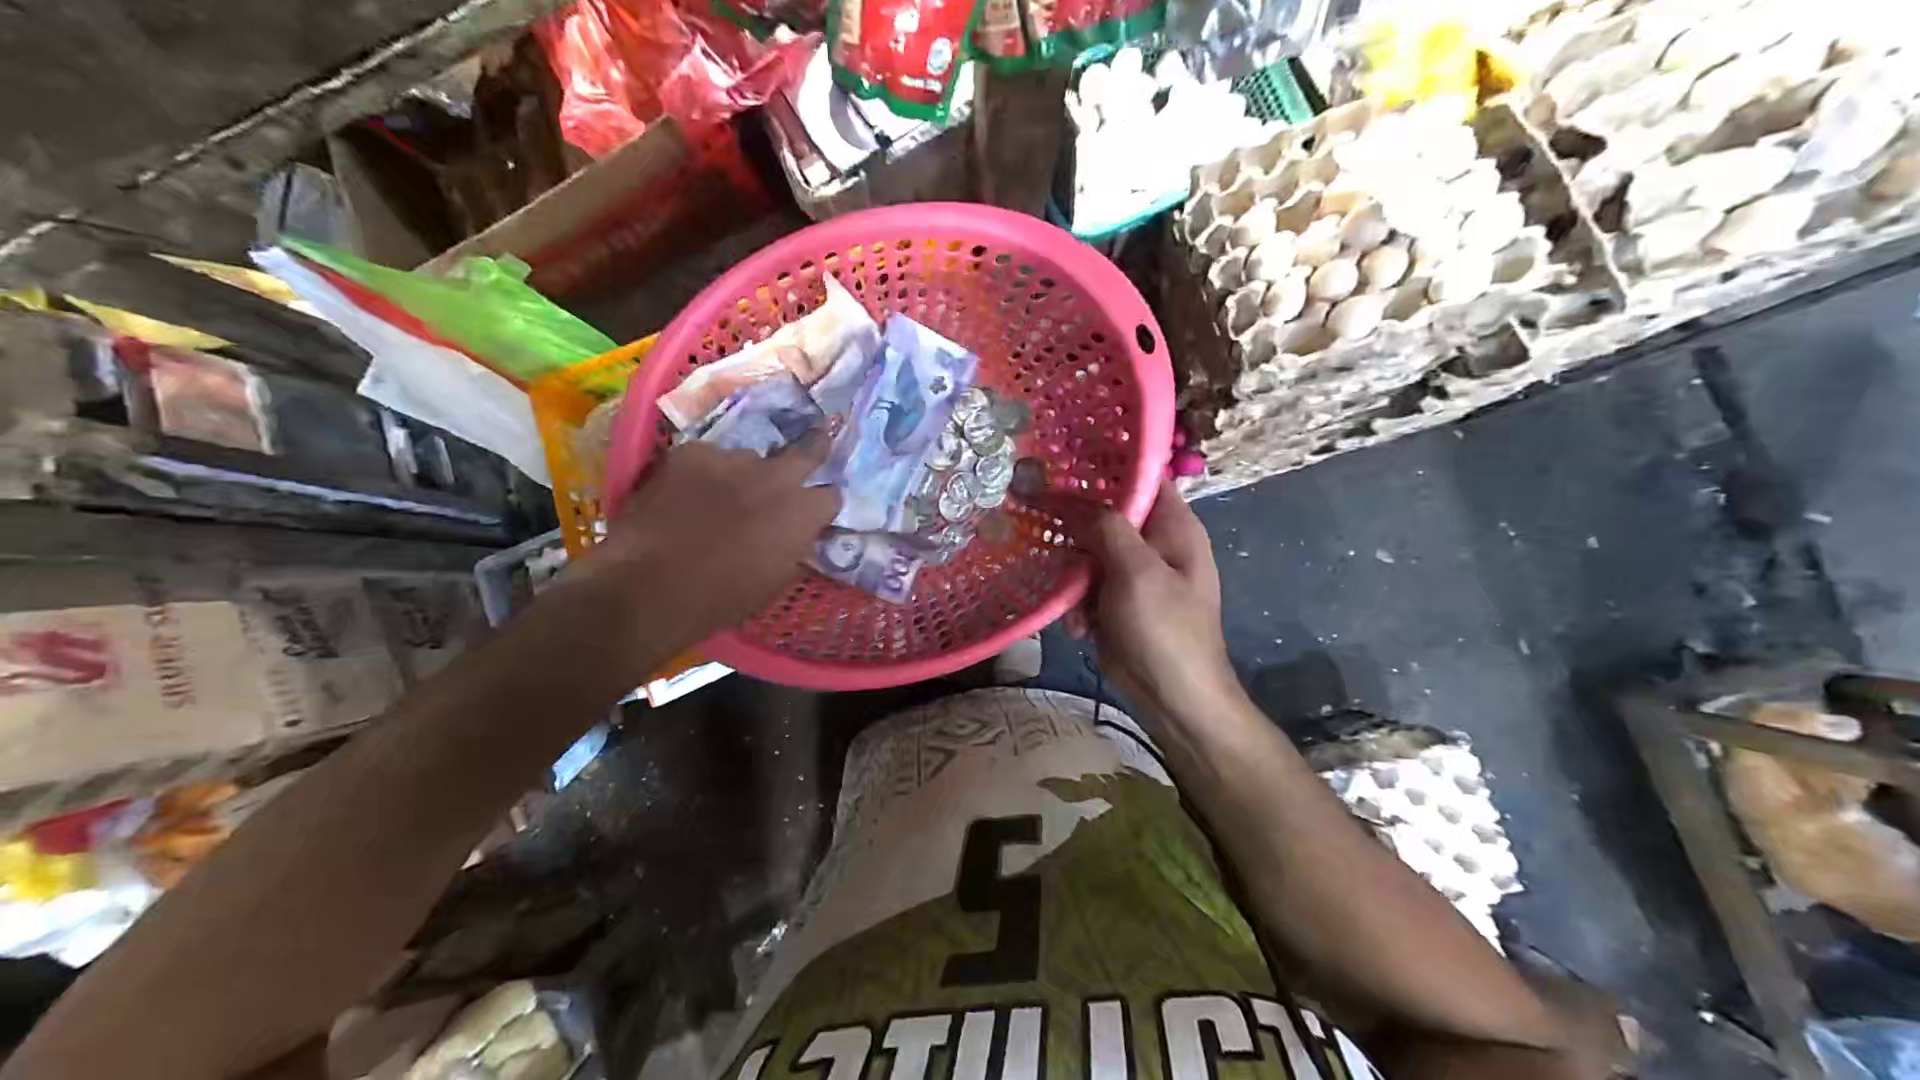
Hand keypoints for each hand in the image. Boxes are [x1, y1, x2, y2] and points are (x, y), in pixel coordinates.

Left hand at [576, 433, 839, 645]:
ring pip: (748, 458)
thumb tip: (795, 535)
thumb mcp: (775, 580)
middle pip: (808, 450)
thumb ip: (793, 547)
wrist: (652, 585)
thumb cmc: (722, 598)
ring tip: (718, 496)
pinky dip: (701, 472)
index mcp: (802, 512)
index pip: (831, 495)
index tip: (812, 512)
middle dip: (812, 451)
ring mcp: (733, 458)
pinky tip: (684, 494)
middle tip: (810, 452)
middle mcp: (777, 477)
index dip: (820, 505)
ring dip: (742, 474)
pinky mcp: (691, 452)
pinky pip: (706, 457)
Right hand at [1064, 481, 1240, 722]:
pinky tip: (1079, 628)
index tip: (1060, 463)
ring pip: (1088, 555)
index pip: (1140, 478)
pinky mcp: (1116, 604)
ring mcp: (1134, 577)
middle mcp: (1154, 545)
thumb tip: (1073, 498)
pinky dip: (1078, 607)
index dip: (1103, 468)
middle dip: (1075, 531)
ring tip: (1071, 603)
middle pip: (1106, 517)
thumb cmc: (1165, 629)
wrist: (1174, 699)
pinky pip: (1087, 589)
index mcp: (1172, 527)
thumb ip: (1106, 527)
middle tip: (1040, 525)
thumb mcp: (1137, 572)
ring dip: (1073, 579)